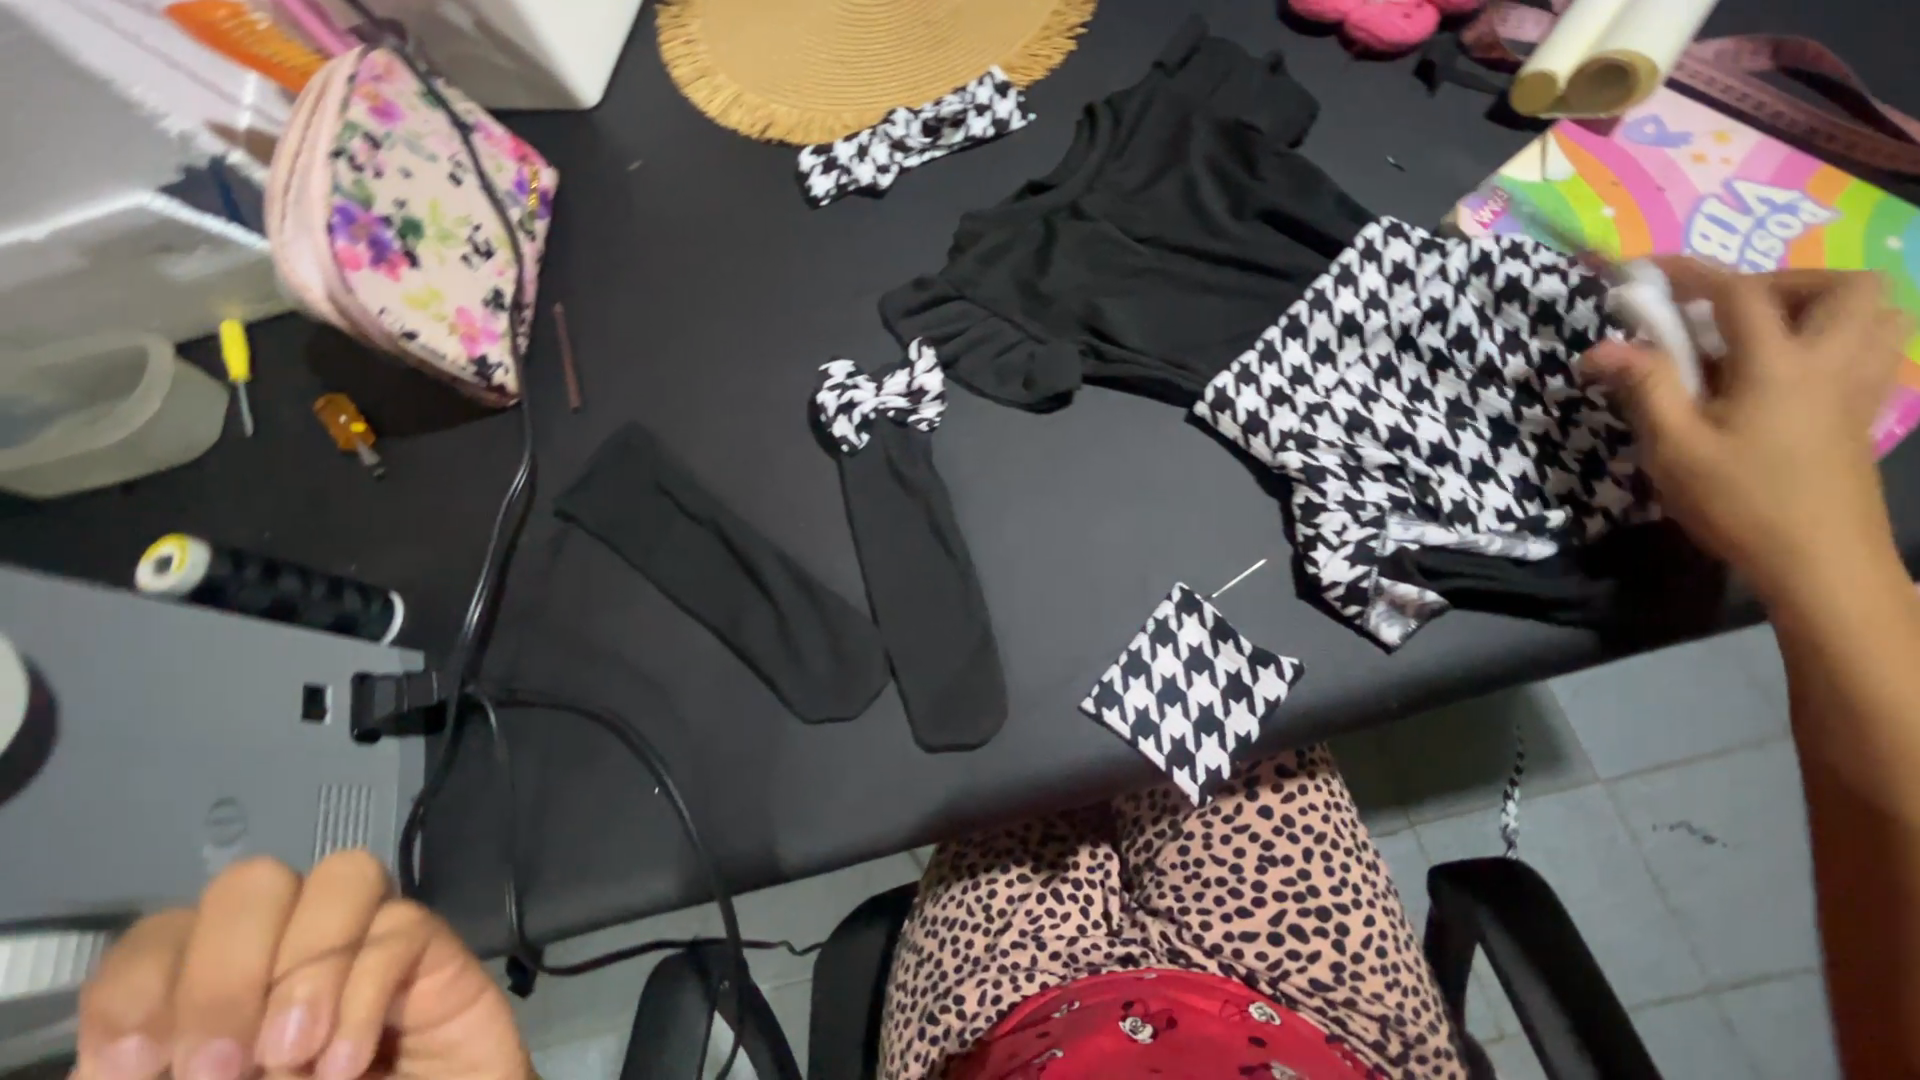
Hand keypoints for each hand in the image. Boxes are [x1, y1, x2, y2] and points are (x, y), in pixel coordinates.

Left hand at [76, 852, 528, 1079]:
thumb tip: (176, 1051)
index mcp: (210, 998)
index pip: (161, 934)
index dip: (138, 984)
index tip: (135, 1066)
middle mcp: (288, 953)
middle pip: (252, 885)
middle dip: (224, 974)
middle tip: (225, 1068)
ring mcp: (367, 944)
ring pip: (342, 877)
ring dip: (305, 967)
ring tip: (294, 1053)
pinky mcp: (433, 953)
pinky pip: (403, 926)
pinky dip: (365, 993)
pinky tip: (349, 1062)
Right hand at [1582, 260, 1912, 611]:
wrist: (1818, 559)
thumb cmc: (1738, 501)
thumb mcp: (1673, 447)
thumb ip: (1644, 387)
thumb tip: (1602, 347)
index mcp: (1780, 364)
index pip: (1738, 294)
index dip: (1689, 273)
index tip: (1642, 271)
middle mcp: (1833, 360)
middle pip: (1838, 286)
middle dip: (1777, 283)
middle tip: (1722, 314)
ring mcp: (1859, 384)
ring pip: (1870, 312)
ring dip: (1815, 306)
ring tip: (1757, 336)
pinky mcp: (1864, 410)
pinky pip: (1869, 346)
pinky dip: (1832, 337)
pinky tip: (1785, 369)